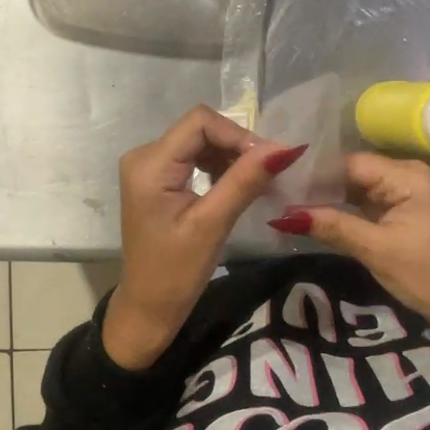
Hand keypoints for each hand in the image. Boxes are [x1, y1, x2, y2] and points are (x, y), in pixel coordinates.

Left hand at [104, 106, 305, 369]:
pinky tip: (236, 186)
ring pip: (200, 141)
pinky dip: (218, 166)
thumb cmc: (176, 272)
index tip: (269, 160)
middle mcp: (144, 155)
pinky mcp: (157, 178)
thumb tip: (285, 147)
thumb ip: (245, 181)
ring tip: (256, 182)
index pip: (200, 122)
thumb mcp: (213, 224)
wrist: (148, 307)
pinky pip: (193, 157)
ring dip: (230, 156)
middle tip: (268, 173)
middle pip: (200, 129)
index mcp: (149, 163)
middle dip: (236, 146)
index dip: (238, 134)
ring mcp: (149, 166)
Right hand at [274, 154, 429, 375]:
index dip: (314, 171)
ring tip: (282, 199)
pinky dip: (337, 208)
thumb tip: (283, 214)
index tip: (278, 178)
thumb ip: (332, 227)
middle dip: (315, 183)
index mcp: (406, 176)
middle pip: (349, 171)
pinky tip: (308, 212)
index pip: (350, 163)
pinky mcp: (394, 211)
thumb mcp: (377, 251)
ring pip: (351, 187)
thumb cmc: (426, 276)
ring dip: (322, 196)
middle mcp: (403, 175)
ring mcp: (399, 193)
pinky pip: (358, 202)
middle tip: (274, 190)